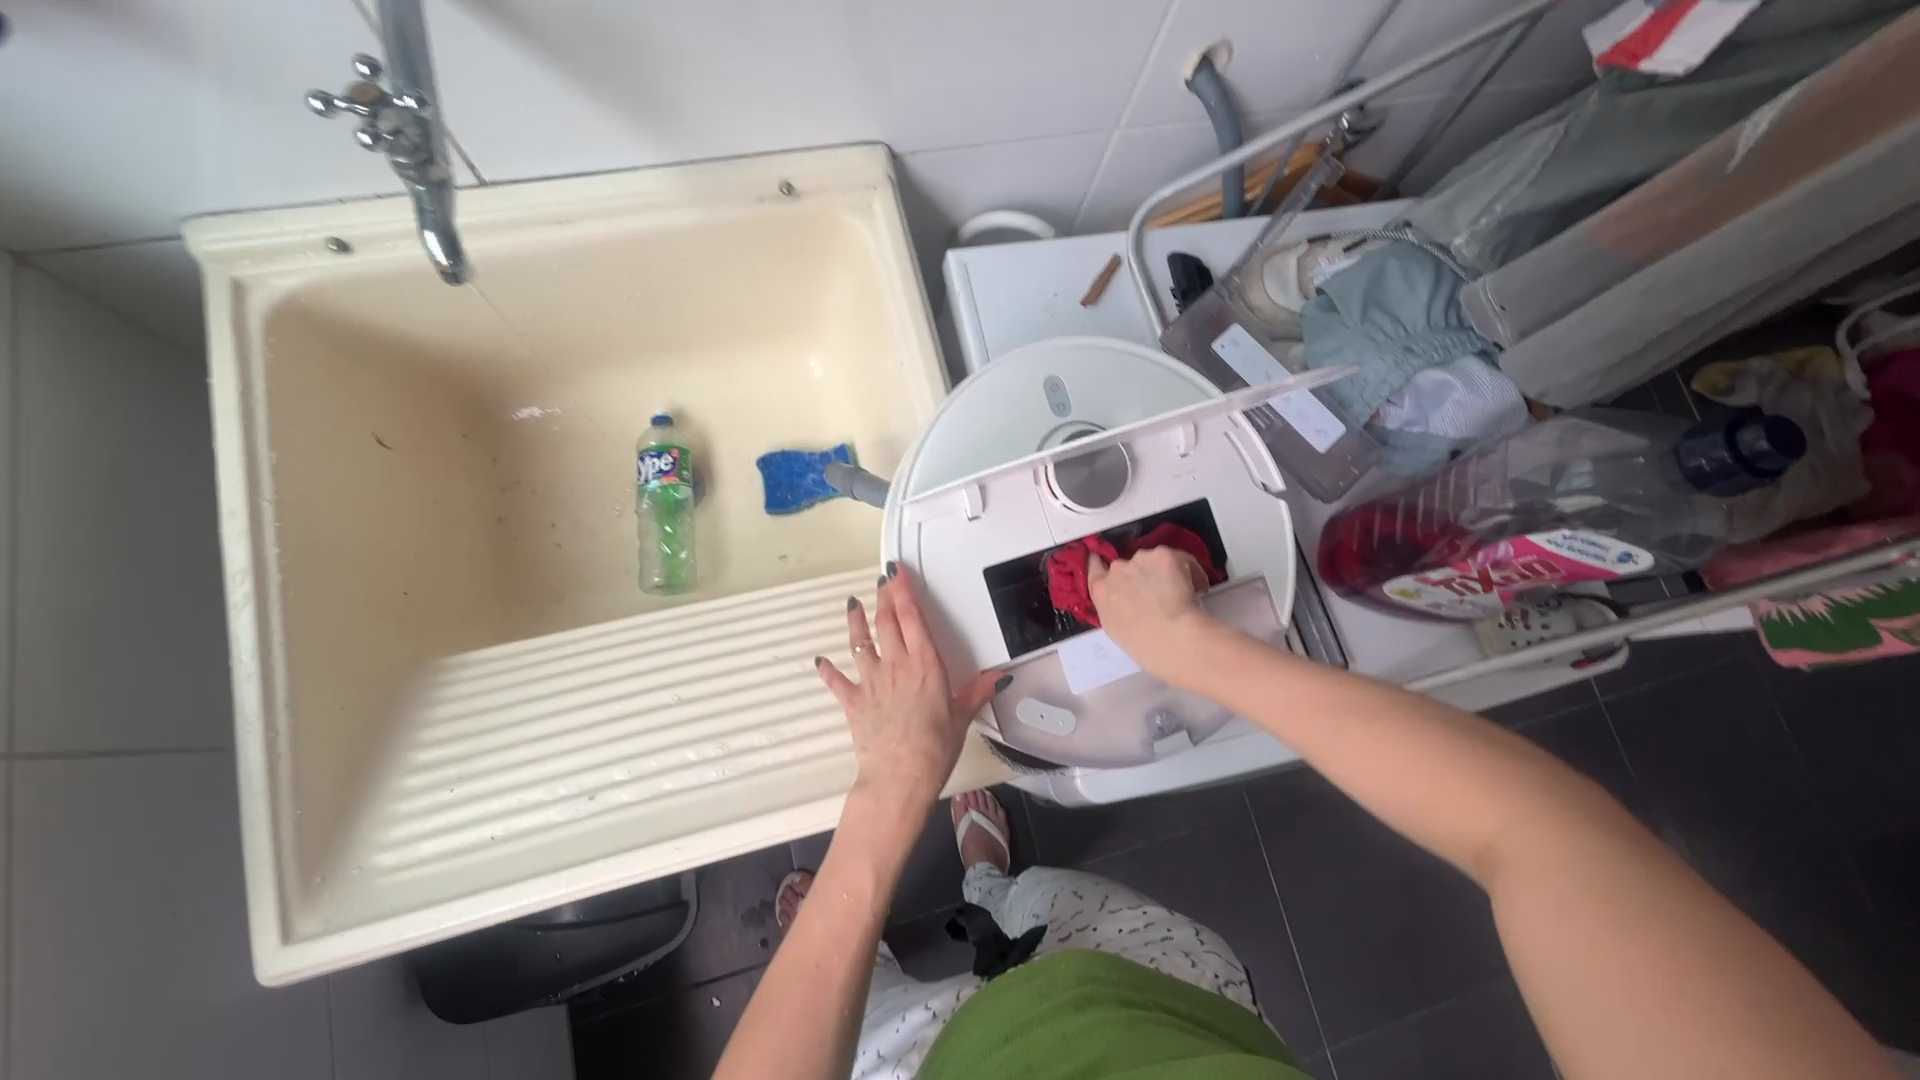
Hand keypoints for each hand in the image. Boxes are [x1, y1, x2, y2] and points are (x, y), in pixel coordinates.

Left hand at [815, 565, 1002, 811]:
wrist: (899, 776)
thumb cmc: (935, 747)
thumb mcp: (961, 717)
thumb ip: (977, 692)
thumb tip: (999, 677)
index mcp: (925, 664)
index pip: (912, 618)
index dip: (903, 592)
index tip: (897, 573)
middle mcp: (896, 665)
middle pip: (886, 623)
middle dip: (883, 598)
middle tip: (882, 581)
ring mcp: (871, 681)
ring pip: (860, 643)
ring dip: (855, 622)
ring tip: (852, 604)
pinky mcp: (853, 701)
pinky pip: (837, 681)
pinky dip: (828, 671)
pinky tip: (821, 661)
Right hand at [1087, 547, 1220, 674]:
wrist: (1169, 635)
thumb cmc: (1142, 643)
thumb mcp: (1114, 628)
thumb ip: (1112, 607)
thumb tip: (1125, 602)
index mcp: (1101, 590)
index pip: (1095, 568)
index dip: (1101, 564)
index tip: (1106, 562)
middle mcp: (1117, 569)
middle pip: (1128, 565)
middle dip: (1140, 576)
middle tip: (1156, 594)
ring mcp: (1140, 559)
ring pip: (1153, 560)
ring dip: (1162, 572)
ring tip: (1177, 593)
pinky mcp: (1164, 555)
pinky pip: (1179, 559)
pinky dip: (1189, 571)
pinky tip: (1196, 590)